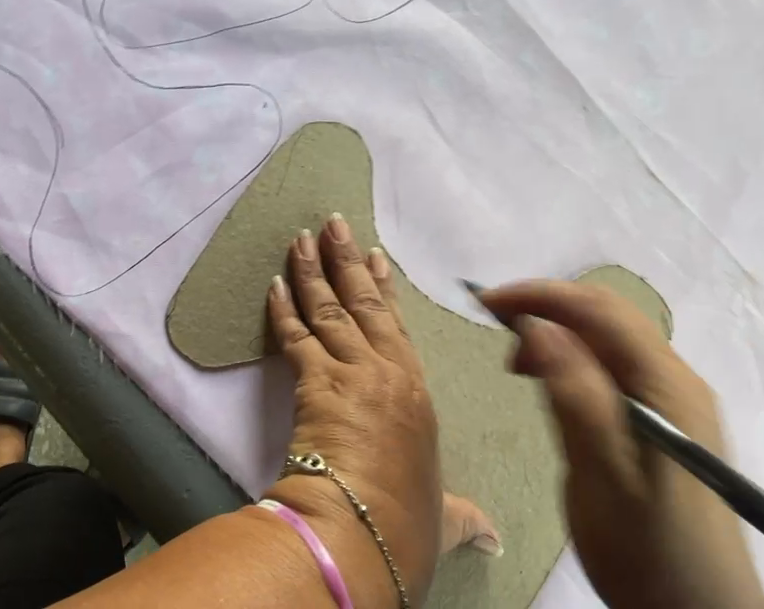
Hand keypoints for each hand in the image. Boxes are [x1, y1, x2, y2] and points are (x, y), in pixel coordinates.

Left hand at [264, 217, 492, 608]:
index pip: (397, 328)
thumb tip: (490, 539)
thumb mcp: (441, 520)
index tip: (375, 257)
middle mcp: (385, 372)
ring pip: (328, 308)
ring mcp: (349, 372)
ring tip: (300, 238)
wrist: (362, 533)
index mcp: (417, 395)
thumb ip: (462, 520)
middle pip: (361, 303)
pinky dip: (283, 308)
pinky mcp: (313, 381)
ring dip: (311, 270)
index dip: (384, 289)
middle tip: (332, 224)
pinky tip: (273, 284)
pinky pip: (295, 334)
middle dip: (345, 259)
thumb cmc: (406, 526)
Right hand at [482, 280, 763, 608]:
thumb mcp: (602, 474)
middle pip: (606, 316)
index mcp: (667, 386)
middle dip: (545, 307)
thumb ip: (575, 395)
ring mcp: (671, 402)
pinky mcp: (661, 423)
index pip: (600, 310)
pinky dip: (570, 359)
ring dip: (556, 332)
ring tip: (515, 365)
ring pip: (607, 339)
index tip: (485, 304)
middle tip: (492, 327)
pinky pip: (611, 367)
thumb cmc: (648, 549)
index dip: (540, 295)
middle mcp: (675, 381)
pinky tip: (548, 384)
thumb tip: (538, 326)